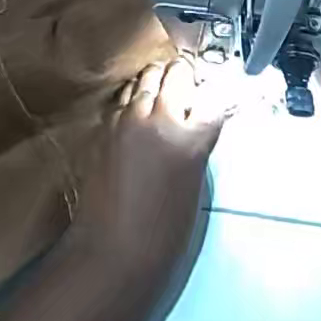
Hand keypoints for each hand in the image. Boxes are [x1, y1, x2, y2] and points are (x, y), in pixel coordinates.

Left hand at [69, 59, 229, 270]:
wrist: (113, 245)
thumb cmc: (164, 230)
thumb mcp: (194, 184)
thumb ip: (195, 145)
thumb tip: (197, 123)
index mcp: (189, 141)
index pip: (212, 100)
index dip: (215, 94)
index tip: (215, 93)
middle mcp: (158, 119)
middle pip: (176, 75)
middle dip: (185, 74)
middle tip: (188, 79)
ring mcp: (128, 116)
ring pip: (147, 77)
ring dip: (158, 78)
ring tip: (164, 83)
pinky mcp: (106, 121)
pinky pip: (125, 94)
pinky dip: (135, 92)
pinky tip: (139, 101)